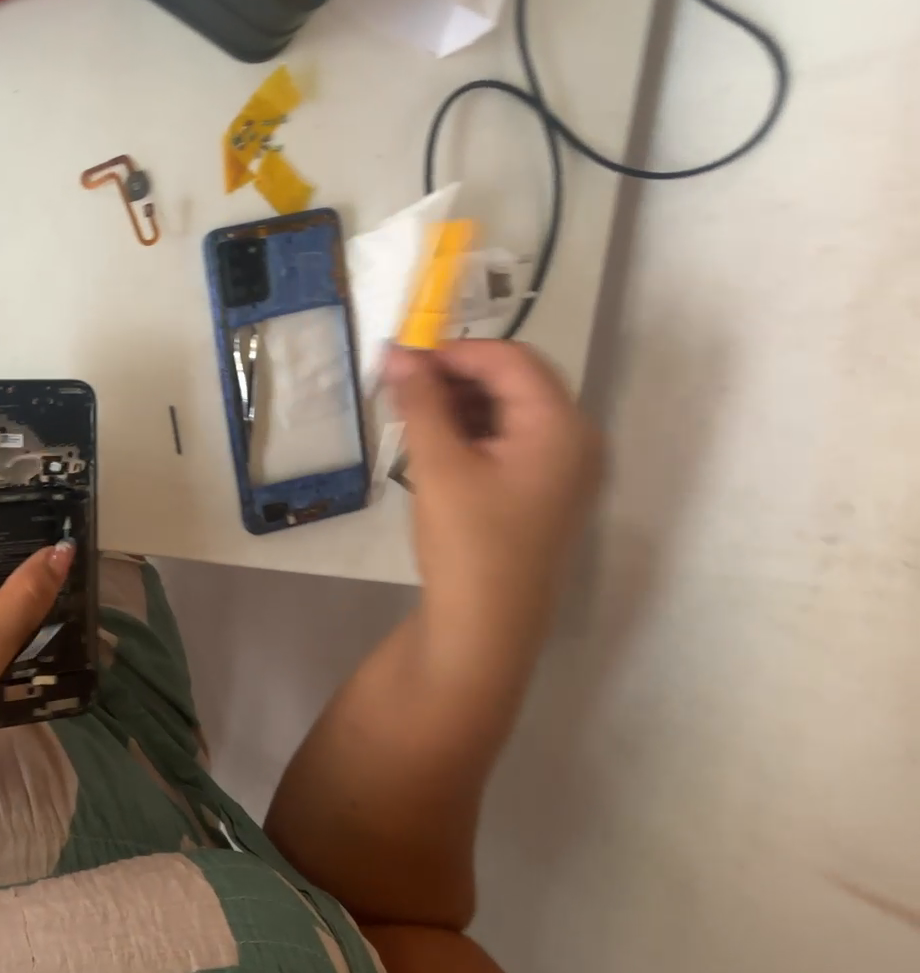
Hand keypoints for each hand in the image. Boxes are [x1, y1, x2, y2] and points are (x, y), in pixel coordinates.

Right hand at [387, 342, 603, 628]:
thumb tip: (398, 351)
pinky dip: (471, 432)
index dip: (453, 352)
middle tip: (400, 393)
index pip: (510, 359)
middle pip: (514, 381)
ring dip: (460, 405)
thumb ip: (420, 402)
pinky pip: (510, 440)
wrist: (486, 622)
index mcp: (560, 426)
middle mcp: (575, 438)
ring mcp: (563, 467)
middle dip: (455, 378)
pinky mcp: (543, 490)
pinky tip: (435, 449)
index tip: (399, 363)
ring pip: (509, 411)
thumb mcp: (438, 465)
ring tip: (412, 421)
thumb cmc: (468, 541)